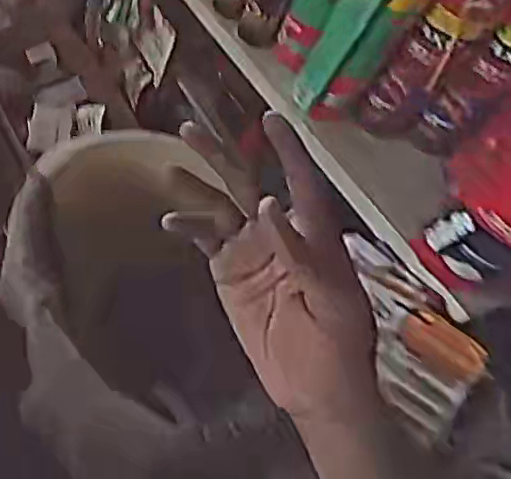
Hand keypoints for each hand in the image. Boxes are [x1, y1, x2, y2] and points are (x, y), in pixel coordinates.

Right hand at [161, 113, 380, 425]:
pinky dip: (187, 226)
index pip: (299, 181)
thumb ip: (302, 253)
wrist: (316, 392)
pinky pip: (204, 239)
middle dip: (219, 153)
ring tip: (169, 168)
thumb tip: (268, 206)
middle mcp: (274, 229)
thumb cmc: (340, 345)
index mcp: (311, 232)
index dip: (286, 149)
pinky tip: (171, 221)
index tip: (270, 119)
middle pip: (244, 181)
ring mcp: (247, 247)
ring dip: (194, 184)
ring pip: (217, 204)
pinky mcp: (227, 268)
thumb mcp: (333, 301)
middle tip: (189, 128)